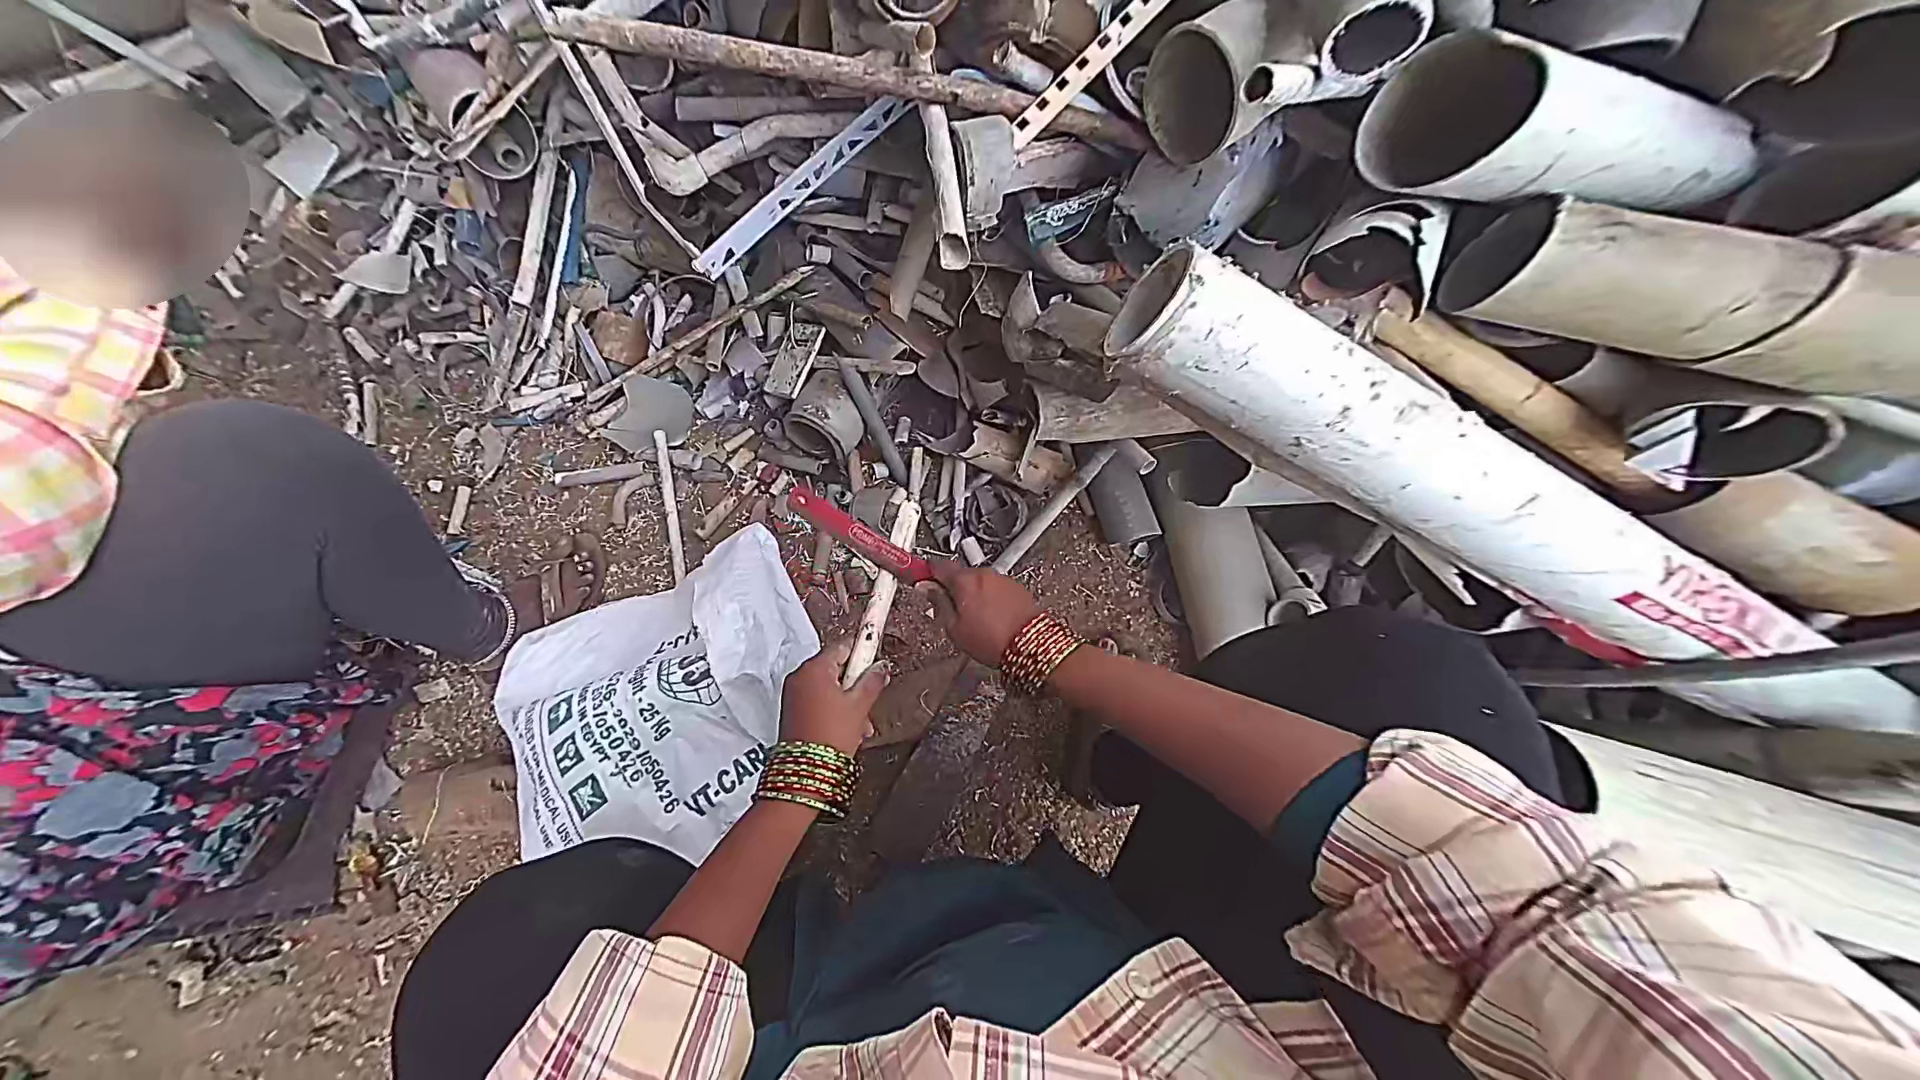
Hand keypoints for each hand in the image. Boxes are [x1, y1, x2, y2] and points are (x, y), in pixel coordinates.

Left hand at [780, 638, 887, 753]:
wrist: (806, 774)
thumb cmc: (830, 737)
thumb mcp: (859, 705)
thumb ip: (872, 680)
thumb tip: (881, 667)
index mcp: (814, 669)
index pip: (843, 646)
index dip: (863, 650)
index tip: (877, 649)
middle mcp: (800, 677)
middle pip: (836, 668)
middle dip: (857, 683)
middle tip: (871, 697)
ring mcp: (794, 695)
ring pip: (830, 688)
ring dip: (849, 700)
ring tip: (862, 722)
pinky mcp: (793, 712)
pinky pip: (819, 702)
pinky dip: (836, 710)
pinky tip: (850, 730)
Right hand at [915, 560, 1041, 666]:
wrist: (1030, 645)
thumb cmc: (992, 640)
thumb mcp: (954, 628)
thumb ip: (938, 603)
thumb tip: (927, 589)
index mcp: (964, 580)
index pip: (937, 565)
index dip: (926, 572)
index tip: (920, 577)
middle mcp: (983, 573)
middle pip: (960, 574)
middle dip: (953, 588)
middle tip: (949, 610)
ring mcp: (1002, 579)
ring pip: (979, 582)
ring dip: (973, 594)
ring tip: (975, 620)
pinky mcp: (1016, 588)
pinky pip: (995, 589)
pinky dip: (990, 599)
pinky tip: (992, 619)